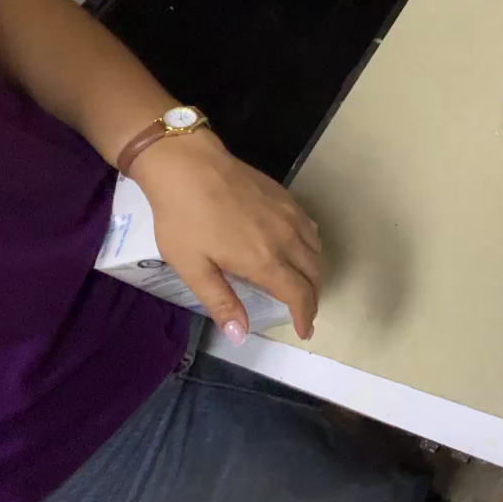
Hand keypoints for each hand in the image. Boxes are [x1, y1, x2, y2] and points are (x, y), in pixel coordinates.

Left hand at [131, 131, 321, 341]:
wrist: (192, 168)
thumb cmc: (184, 220)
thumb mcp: (191, 267)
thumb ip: (220, 301)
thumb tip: (241, 334)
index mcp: (264, 260)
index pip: (298, 293)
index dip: (305, 315)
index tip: (304, 330)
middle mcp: (286, 240)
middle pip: (314, 273)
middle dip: (314, 297)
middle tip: (305, 312)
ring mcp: (291, 217)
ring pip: (317, 251)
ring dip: (316, 273)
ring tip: (305, 286)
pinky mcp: (289, 201)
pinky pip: (312, 230)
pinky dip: (314, 249)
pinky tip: (301, 251)